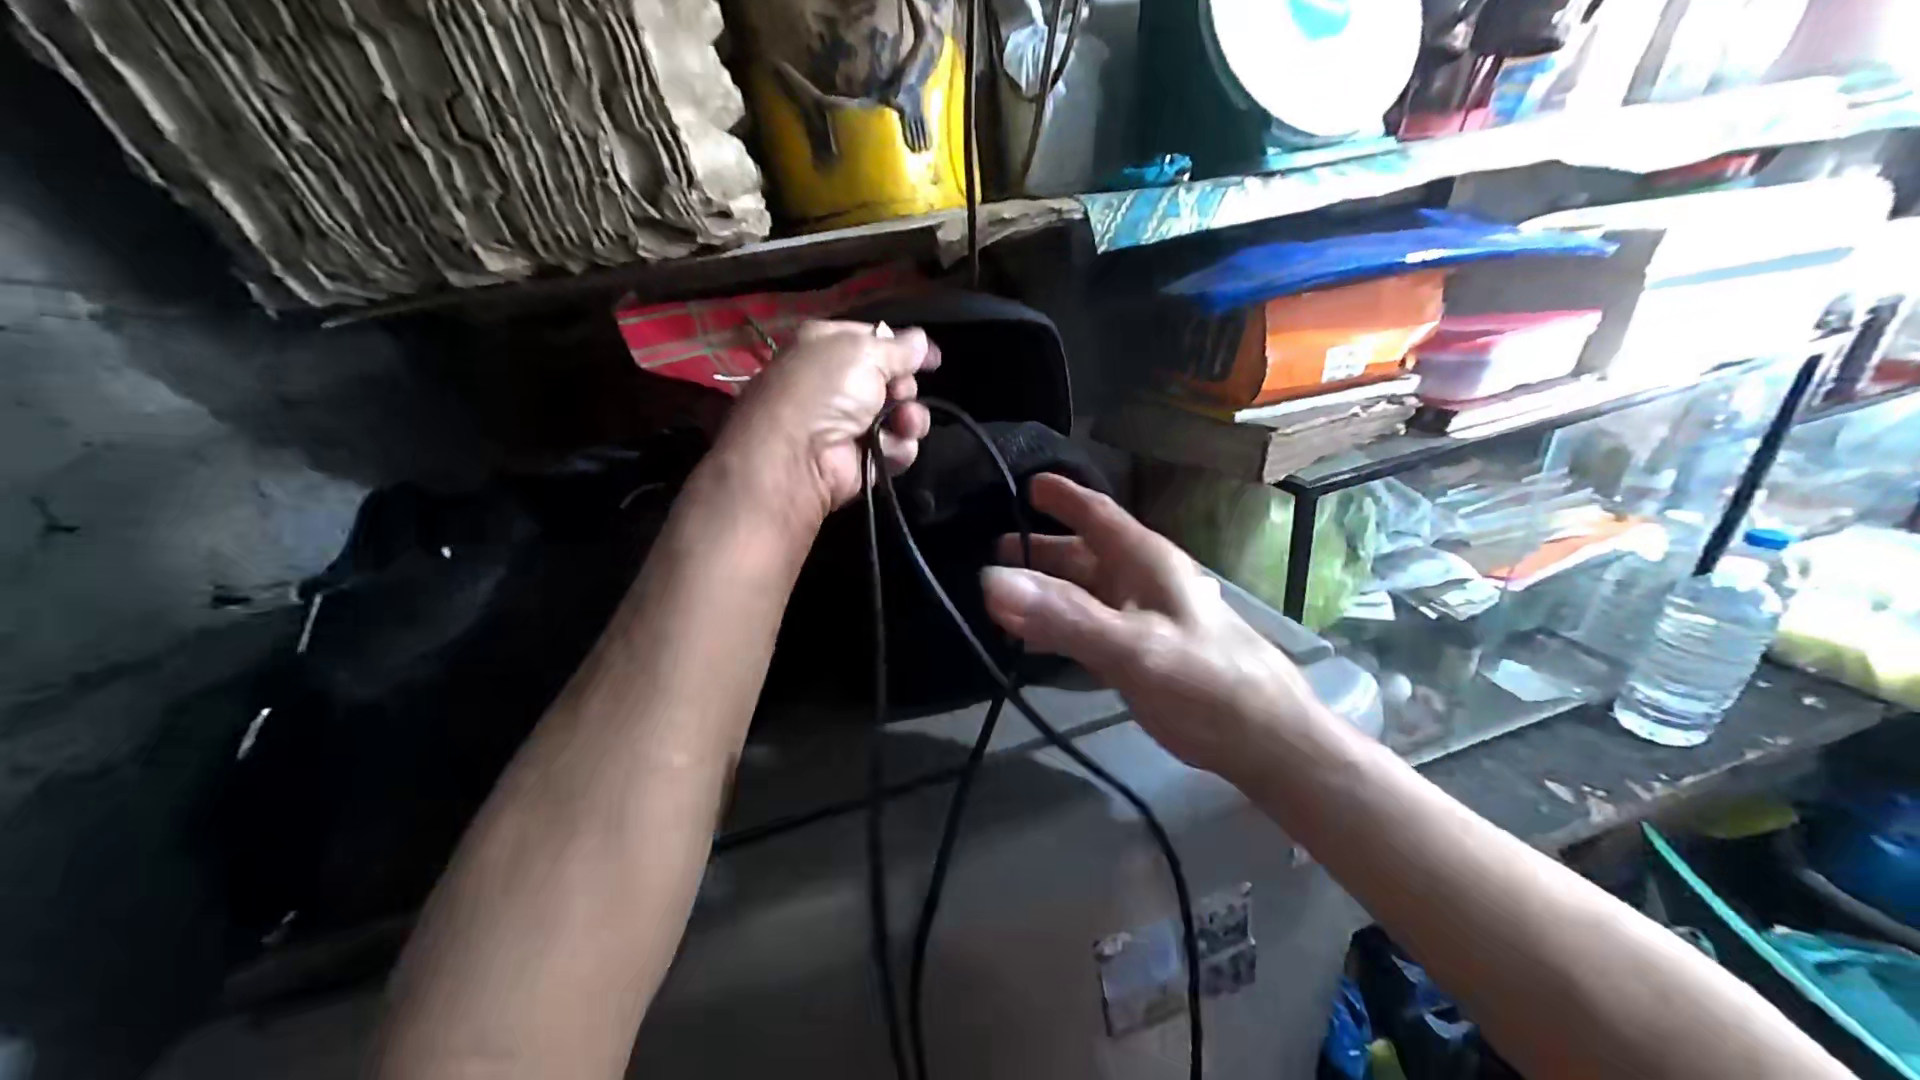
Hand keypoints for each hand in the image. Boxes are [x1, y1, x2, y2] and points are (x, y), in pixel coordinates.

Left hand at [712, 320, 939, 521]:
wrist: (798, 456)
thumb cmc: (824, 390)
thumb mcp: (862, 351)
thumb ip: (899, 347)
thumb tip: (921, 341)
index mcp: (829, 348)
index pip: (875, 340)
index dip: (905, 348)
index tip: (931, 358)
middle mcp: (837, 385)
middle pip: (893, 381)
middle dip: (905, 388)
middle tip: (899, 393)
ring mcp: (850, 426)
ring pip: (901, 417)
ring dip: (909, 420)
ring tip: (902, 423)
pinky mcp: (862, 460)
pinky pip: (897, 450)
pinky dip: (897, 450)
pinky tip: (886, 449)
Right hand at [980, 474, 1330, 780]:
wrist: (1264, 741)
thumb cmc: (1207, 682)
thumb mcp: (1136, 648)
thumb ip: (1066, 616)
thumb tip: (991, 580)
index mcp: (1145, 562)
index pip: (1097, 514)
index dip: (1063, 496)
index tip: (1024, 483)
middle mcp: (1140, 583)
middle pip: (1081, 555)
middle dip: (1038, 550)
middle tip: (989, 552)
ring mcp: (1139, 620)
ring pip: (1081, 594)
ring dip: (1042, 591)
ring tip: (997, 597)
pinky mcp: (1137, 656)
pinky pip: (1085, 630)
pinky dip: (1055, 629)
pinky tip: (1029, 641)